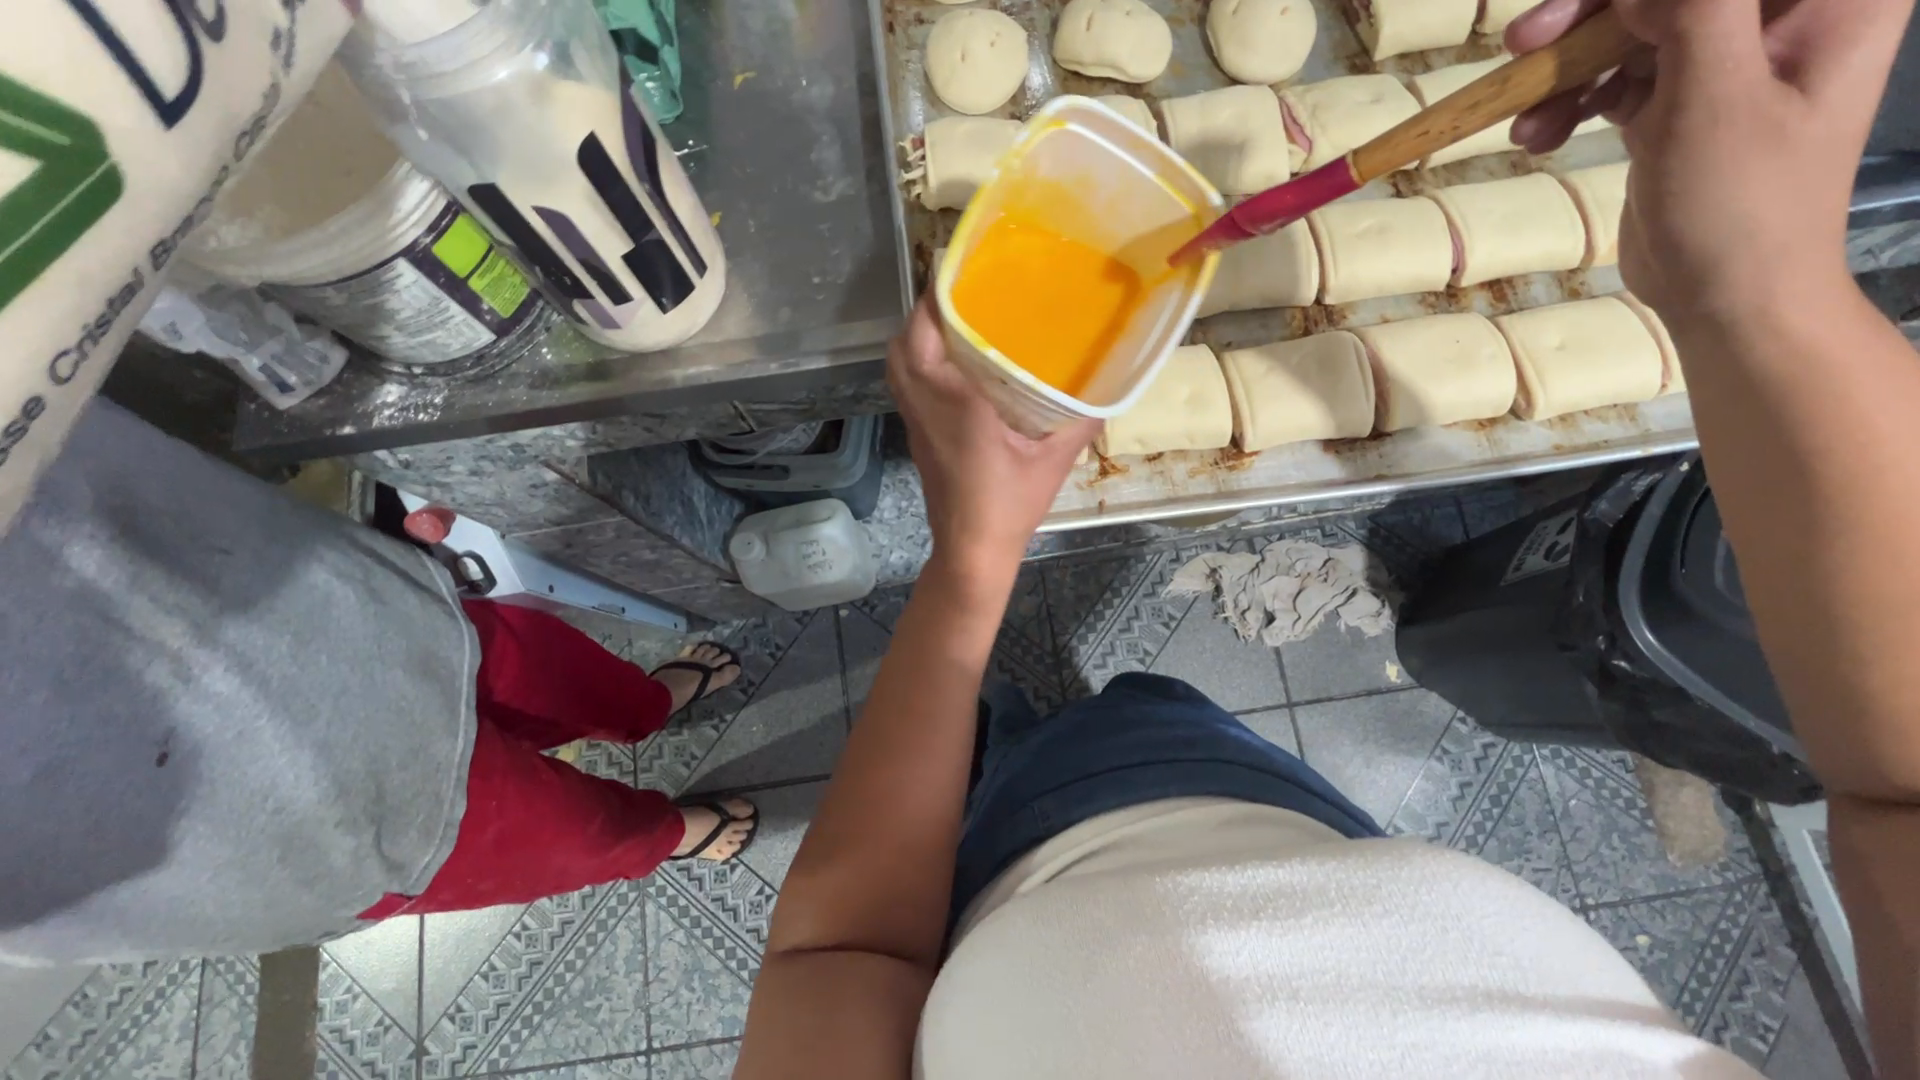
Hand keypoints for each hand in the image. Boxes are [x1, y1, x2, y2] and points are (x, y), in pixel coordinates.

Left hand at [886, 295, 1099, 575]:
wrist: (971, 550)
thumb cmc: (1010, 505)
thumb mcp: (1055, 459)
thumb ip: (1081, 418)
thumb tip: (1109, 383)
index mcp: (957, 403)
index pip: (931, 337)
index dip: (938, 300)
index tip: (960, 272)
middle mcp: (926, 404)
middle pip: (904, 344)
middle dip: (925, 314)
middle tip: (960, 296)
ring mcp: (915, 420)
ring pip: (897, 364)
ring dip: (916, 337)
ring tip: (953, 322)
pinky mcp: (915, 434)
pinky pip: (904, 383)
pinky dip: (916, 361)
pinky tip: (950, 363)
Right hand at [1505, 0, 1910, 324]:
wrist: (1728, 295)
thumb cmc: (1740, 203)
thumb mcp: (1717, 99)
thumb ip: (1692, 11)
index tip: (1584, 11)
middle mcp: (1780, 15)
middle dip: (1591, 14)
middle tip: (1524, 42)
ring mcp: (1724, 61)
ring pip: (1631, 29)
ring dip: (1566, 68)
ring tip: (1522, 115)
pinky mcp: (1676, 103)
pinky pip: (1614, 79)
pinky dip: (1570, 103)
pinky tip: (1539, 136)